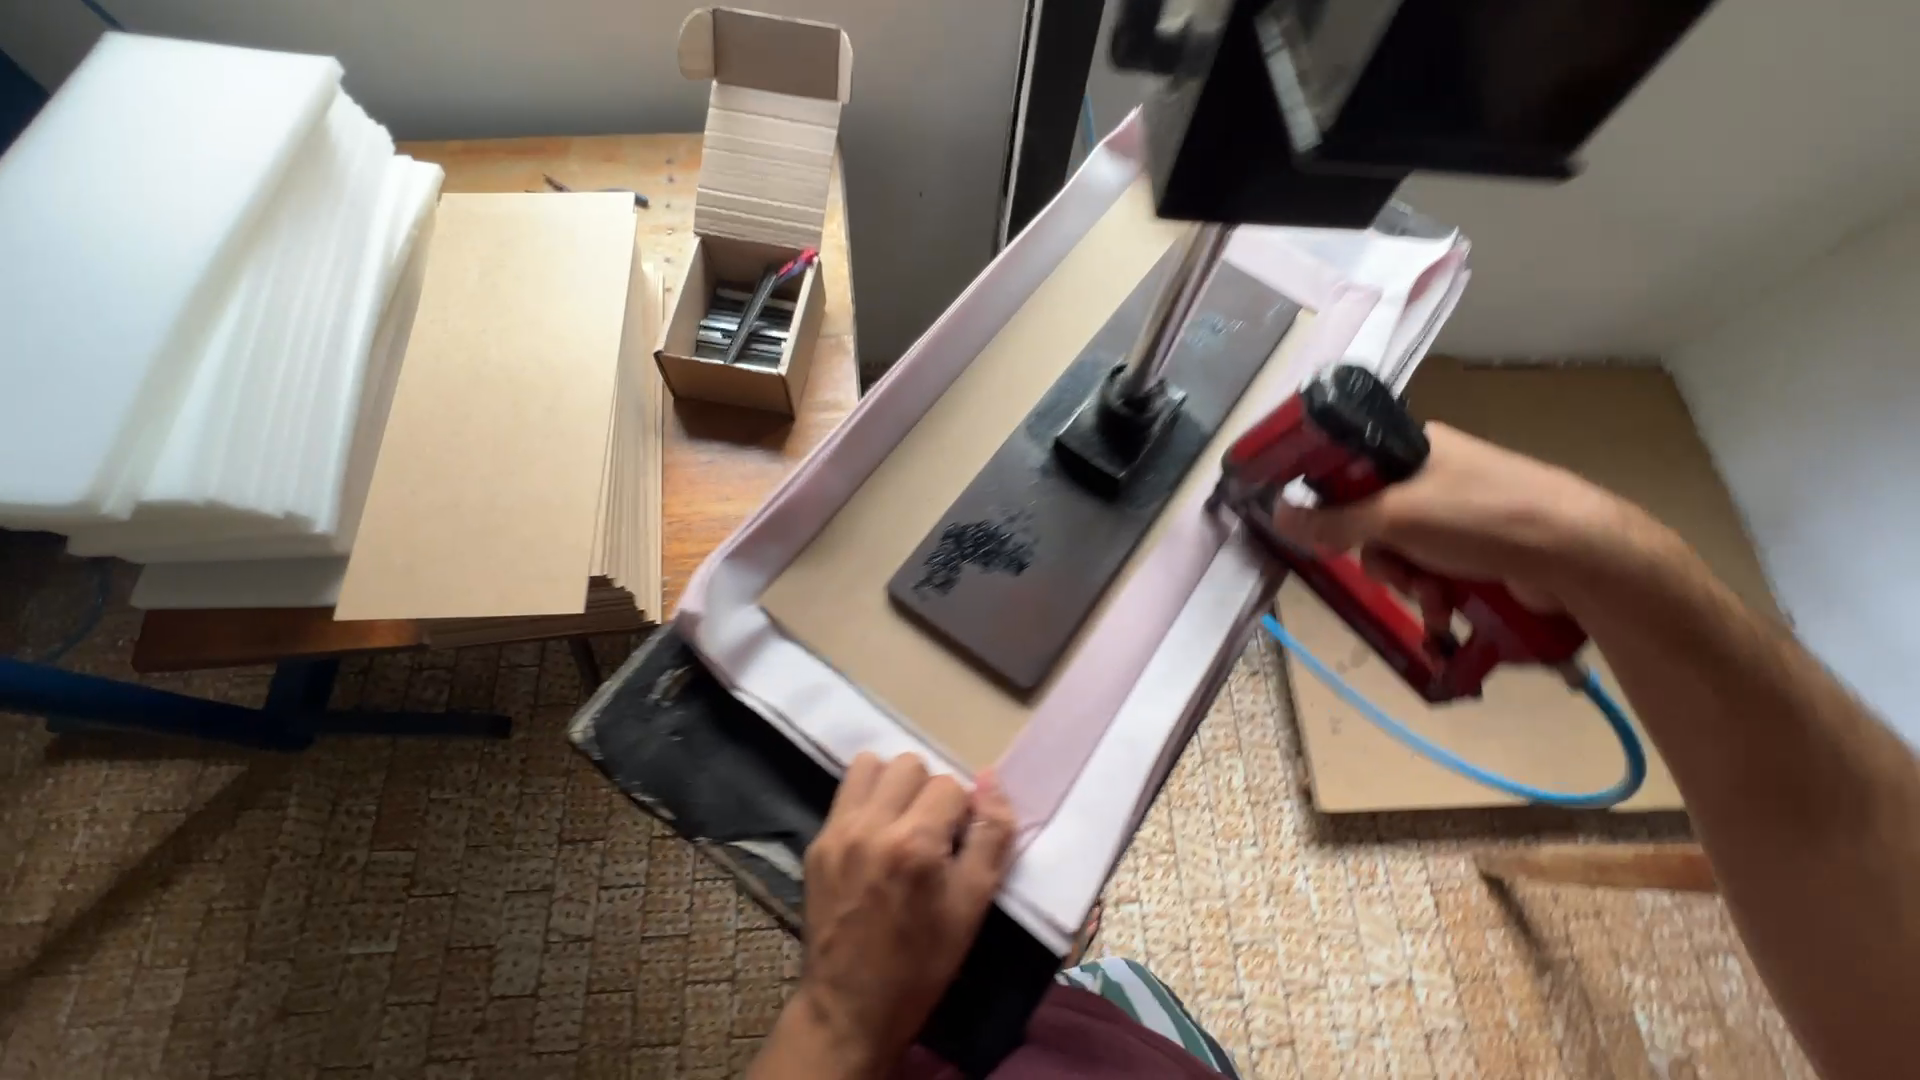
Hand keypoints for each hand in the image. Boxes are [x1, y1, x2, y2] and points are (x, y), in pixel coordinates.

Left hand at [759, 753, 1016, 1078]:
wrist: (851, 1007)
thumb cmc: (923, 961)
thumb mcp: (974, 904)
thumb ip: (991, 834)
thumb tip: (990, 777)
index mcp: (915, 844)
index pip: (951, 786)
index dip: (962, 813)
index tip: (957, 845)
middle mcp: (872, 827)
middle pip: (910, 764)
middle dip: (928, 792)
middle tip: (931, 833)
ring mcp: (837, 833)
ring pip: (872, 766)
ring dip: (893, 786)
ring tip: (900, 824)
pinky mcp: (816, 844)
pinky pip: (846, 793)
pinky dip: (867, 803)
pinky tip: (874, 839)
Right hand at [1270, 423, 1636, 619]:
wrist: (1579, 556)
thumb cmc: (1480, 517)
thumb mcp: (1394, 517)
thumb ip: (1331, 521)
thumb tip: (1276, 515)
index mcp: (1413, 447)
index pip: (1347, 466)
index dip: (1327, 499)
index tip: (1321, 528)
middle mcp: (1431, 474)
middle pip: (1366, 517)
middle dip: (1373, 553)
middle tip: (1389, 565)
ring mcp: (1456, 512)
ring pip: (1396, 550)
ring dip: (1403, 578)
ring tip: (1429, 592)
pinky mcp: (1475, 547)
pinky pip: (1427, 568)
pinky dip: (1429, 590)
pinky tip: (1445, 605)